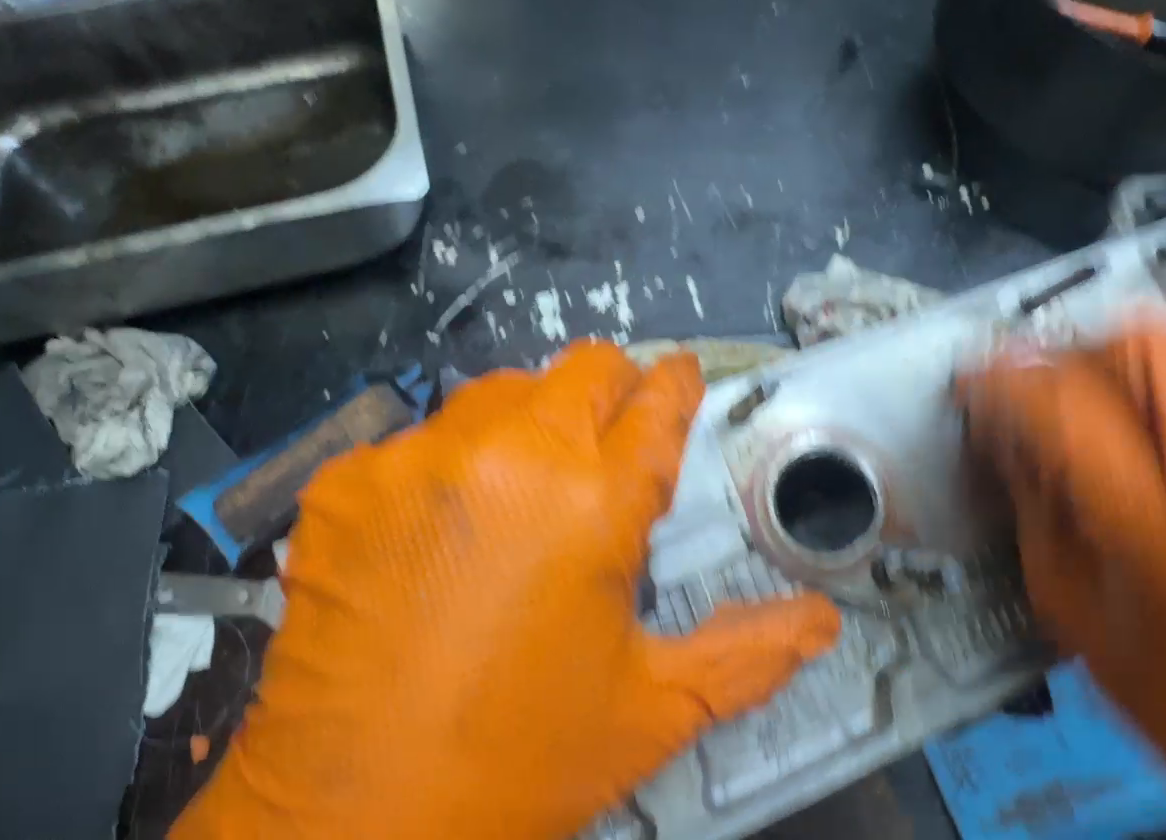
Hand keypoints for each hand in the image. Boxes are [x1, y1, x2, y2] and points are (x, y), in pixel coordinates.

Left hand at [172, 342, 840, 839]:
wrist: (347, 813)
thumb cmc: (515, 759)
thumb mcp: (649, 708)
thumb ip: (746, 652)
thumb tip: (821, 620)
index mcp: (593, 503)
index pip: (656, 403)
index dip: (676, 384)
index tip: (678, 380)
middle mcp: (506, 456)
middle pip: (581, 369)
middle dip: (610, 391)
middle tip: (609, 442)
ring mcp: (415, 459)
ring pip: (496, 393)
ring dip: (526, 425)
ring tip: (523, 492)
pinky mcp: (344, 481)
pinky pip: (415, 442)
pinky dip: (442, 470)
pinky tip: (437, 537)